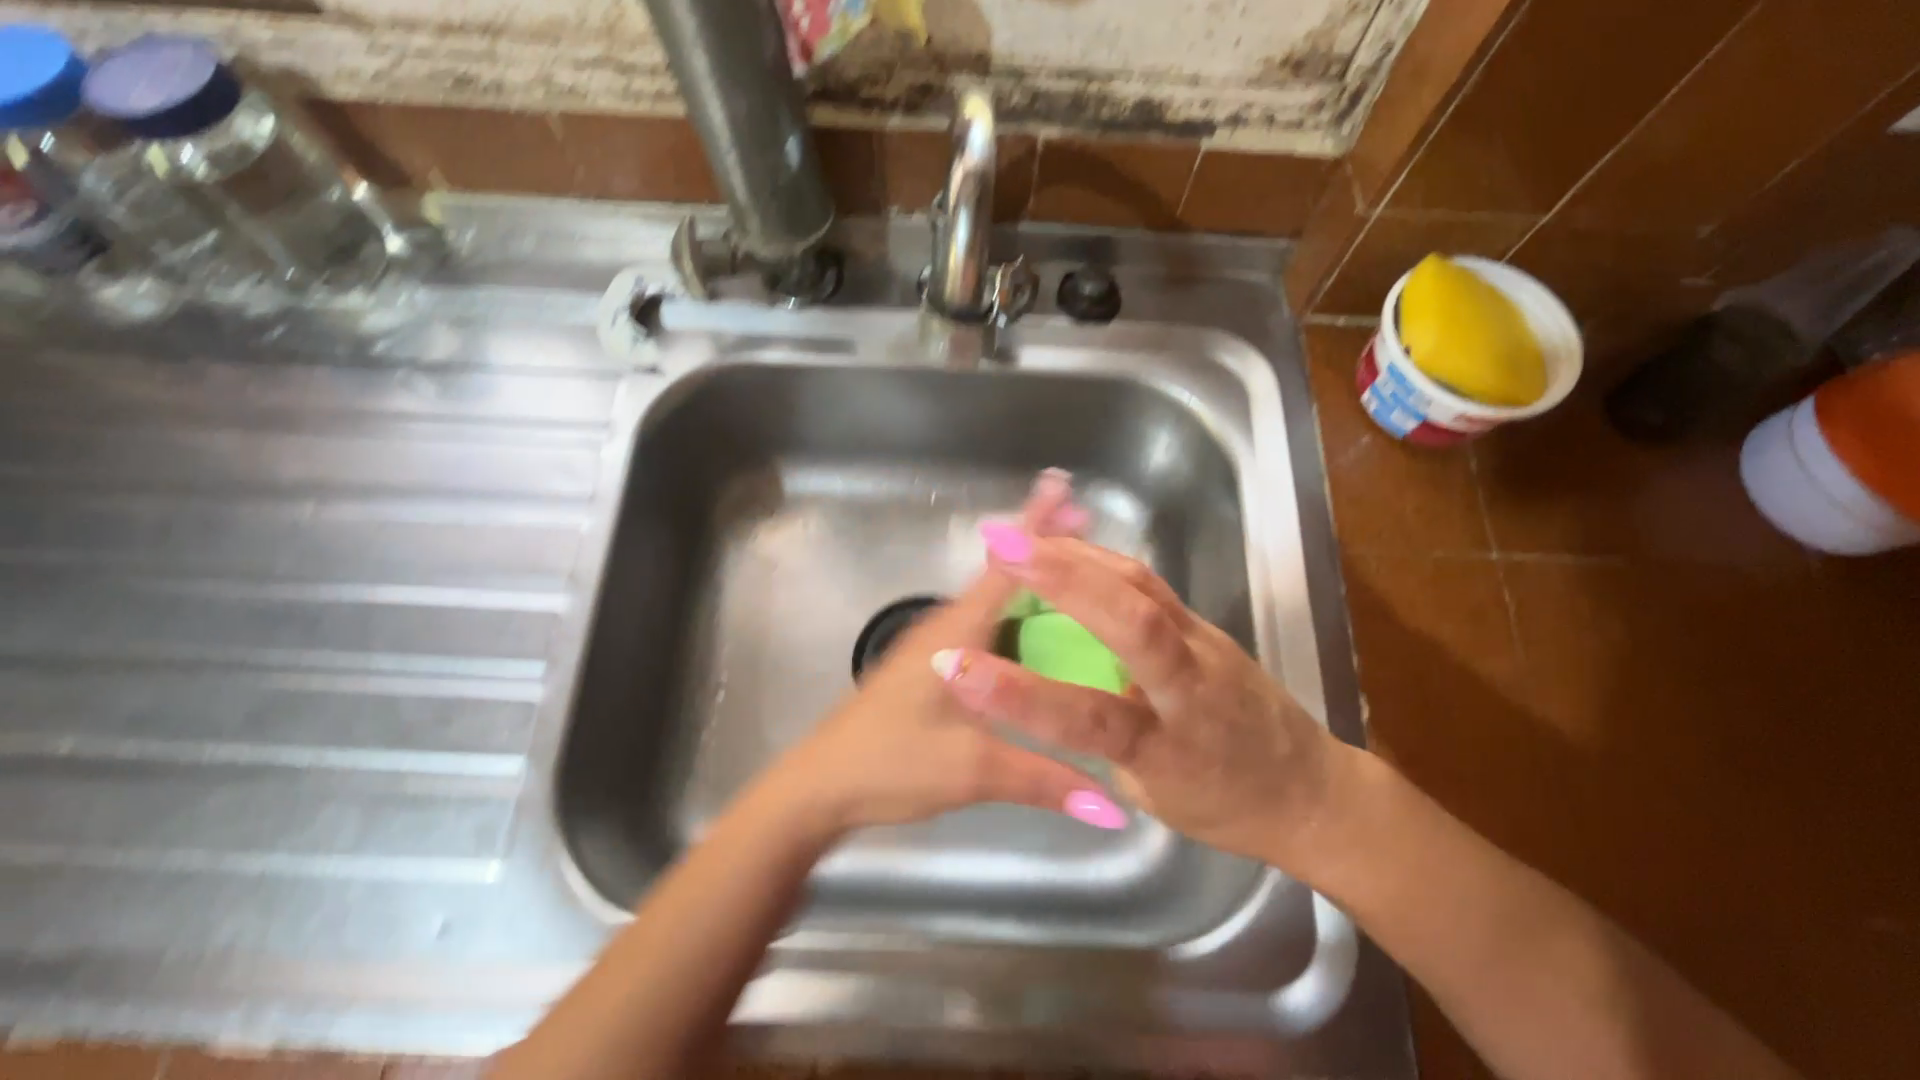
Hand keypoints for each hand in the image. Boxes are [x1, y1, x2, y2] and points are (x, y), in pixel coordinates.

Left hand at [763, 472, 1121, 834]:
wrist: (821, 788)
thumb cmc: (892, 763)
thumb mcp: (973, 770)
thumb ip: (1044, 779)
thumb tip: (1111, 804)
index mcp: (956, 632)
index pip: (1006, 566)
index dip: (1037, 524)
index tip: (1065, 485)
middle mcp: (945, 627)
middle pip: (1002, 575)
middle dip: (1045, 550)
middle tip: (1096, 535)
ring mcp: (933, 647)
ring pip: (991, 604)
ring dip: (1031, 586)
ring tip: (1081, 581)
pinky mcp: (929, 670)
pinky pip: (983, 630)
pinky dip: (1015, 620)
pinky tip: (1039, 639)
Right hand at [931, 531, 1347, 865]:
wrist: (1313, 792)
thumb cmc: (1228, 809)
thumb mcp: (1155, 798)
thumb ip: (1105, 750)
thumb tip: (1052, 708)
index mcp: (1170, 749)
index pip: (1088, 720)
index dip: (1020, 697)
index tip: (955, 669)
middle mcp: (1192, 688)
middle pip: (1136, 622)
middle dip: (1067, 580)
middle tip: (1005, 545)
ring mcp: (1207, 647)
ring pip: (1146, 588)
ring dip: (1081, 556)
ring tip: (1024, 534)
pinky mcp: (1210, 626)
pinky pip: (1153, 586)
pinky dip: (1106, 562)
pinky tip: (1070, 548)